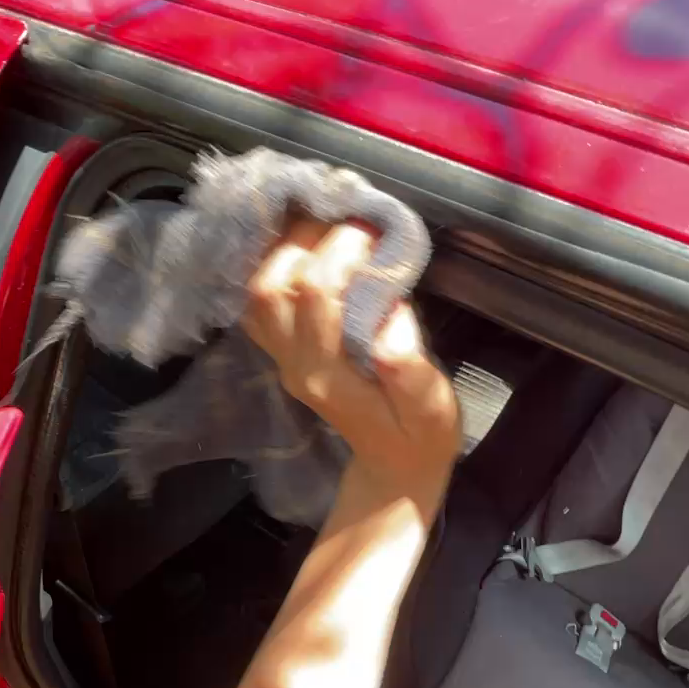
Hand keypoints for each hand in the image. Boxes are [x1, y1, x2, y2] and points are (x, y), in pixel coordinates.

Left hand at [240, 218, 460, 512]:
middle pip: (269, 287)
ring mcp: (282, 360)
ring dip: (286, 250)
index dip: (341, 249)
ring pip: (256, 293)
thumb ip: (410, 372)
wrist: (393, 465)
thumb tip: (388, 330)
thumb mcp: (432, 408)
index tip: (377, 232)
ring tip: (328, 228)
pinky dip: (275, 268)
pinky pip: (261, 305)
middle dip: (306, 240)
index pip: (314, 293)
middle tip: (348, 222)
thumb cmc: (420, 434)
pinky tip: (307, 251)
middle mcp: (294, 364)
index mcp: (328, 375)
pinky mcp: (283, 353)